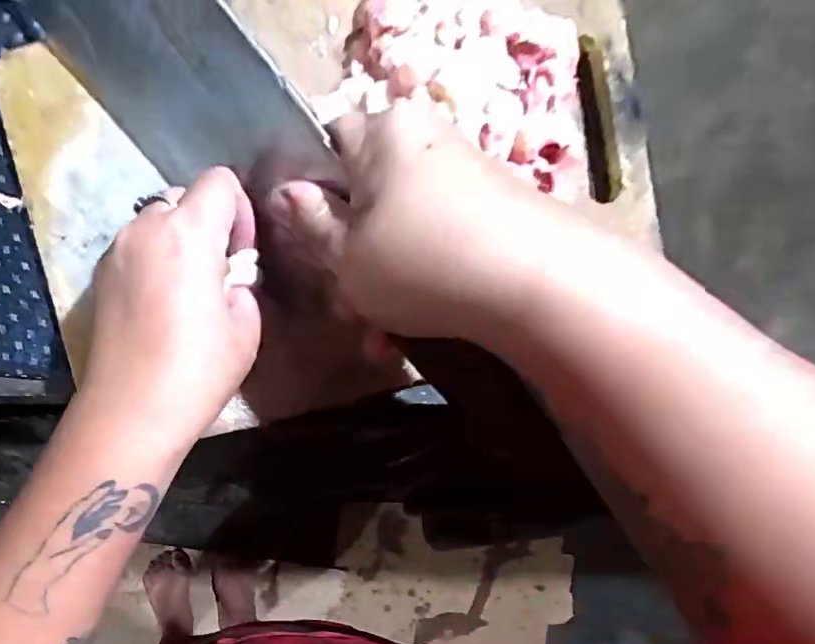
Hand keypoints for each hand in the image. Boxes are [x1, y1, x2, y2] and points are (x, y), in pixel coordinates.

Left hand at [82, 167, 261, 438]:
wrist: (129, 412)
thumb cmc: (196, 373)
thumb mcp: (245, 332)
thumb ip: (242, 290)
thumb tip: (228, 284)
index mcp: (188, 231)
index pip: (220, 181)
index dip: (240, 213)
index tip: (240, 257)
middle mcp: (144, 226)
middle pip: (183, 199)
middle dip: (206, 227)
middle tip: (215, 278)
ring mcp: (115, 251)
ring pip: (154, 224)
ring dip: (176, 246)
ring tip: (185, 297)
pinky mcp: (98, 279)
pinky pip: (134, 252)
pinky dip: (152, 265)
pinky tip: (158, 310)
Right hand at [267, 100, 586, 346]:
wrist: (529, 285)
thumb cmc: (417, 264)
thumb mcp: (346, 256)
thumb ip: (311, 226)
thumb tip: (286, 192)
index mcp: (384, 134)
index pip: (328, 144)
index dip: (309, 194)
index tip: (308, 244)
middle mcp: (424, 144)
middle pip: (363, 201)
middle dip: (348, 261)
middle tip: (345, 307)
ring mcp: (459, 181)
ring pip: (395, 236)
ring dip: (378, 291)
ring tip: (376, 338)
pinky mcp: (486, 218)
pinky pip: (431, 249)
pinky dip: (414, 289)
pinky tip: (403, 338)